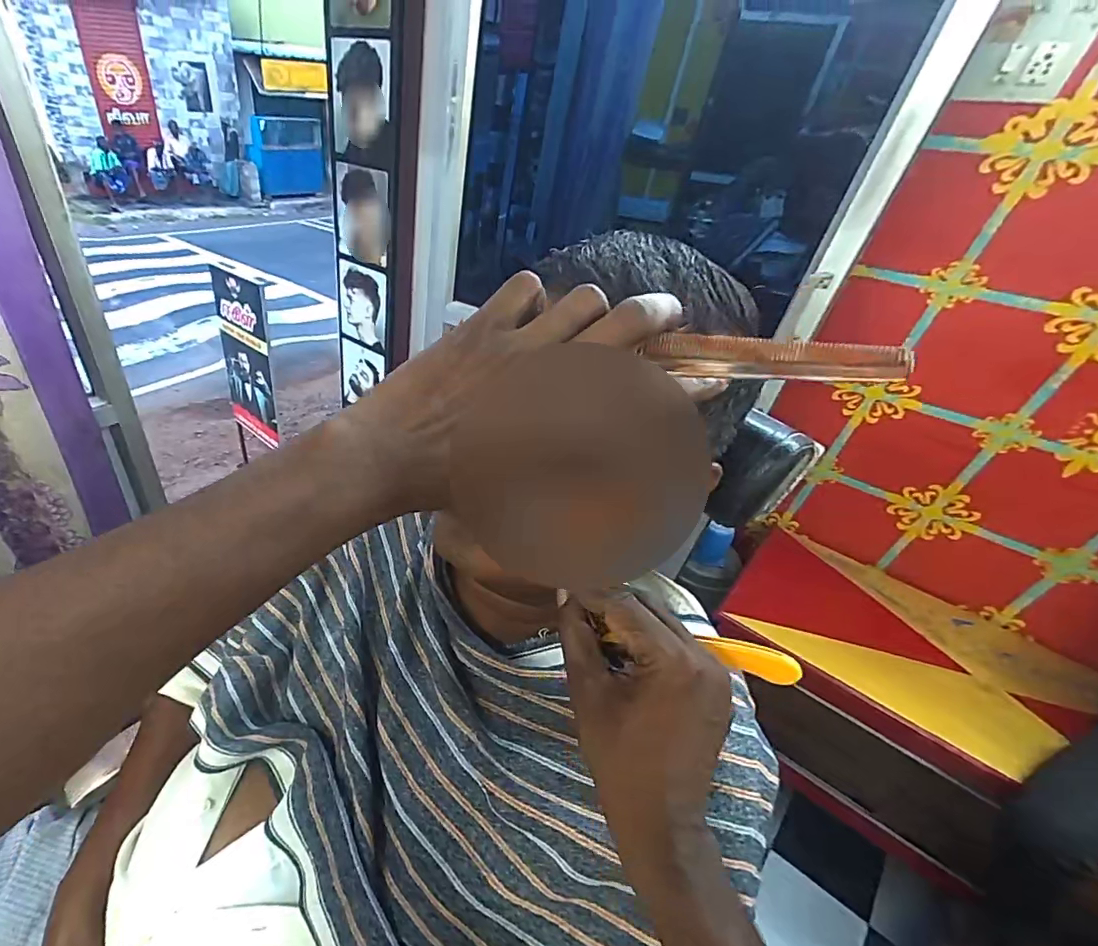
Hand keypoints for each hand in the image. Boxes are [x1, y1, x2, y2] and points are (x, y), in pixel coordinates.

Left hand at [333, 274, 685, 514]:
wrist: (388, 458)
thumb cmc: (453, 492)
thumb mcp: (520, 504)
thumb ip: (569, 487)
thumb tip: (605, 476)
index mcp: (568, 426)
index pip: (645, 400)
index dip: (686, 387)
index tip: (709, 378)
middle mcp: (554, 379)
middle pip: (629, 327)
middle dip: (659, 316)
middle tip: (667, 313)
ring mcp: (518, 346)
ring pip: (583, 299)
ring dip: (592, 308)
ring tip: (585, 315)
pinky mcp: (479, 328)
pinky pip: (524, 288)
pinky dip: (532, 296)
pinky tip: (523, 313)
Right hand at [558, 589, 736, 877]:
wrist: (660, 814)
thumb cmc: (617, 758)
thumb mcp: (588, 694)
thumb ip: (577, 639)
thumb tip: (567, 600)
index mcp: (673, 660)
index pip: (627, 605)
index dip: (592, 594)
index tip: (565, 590)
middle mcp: (705, 657)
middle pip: (652, 609)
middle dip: (612, 606)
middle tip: (577, 614)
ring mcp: (717, 671)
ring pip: (667, 625)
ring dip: (632, 624)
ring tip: (598, 636)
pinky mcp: (719, 685)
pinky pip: (681, 647)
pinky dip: (652, 644)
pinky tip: (625, 657)